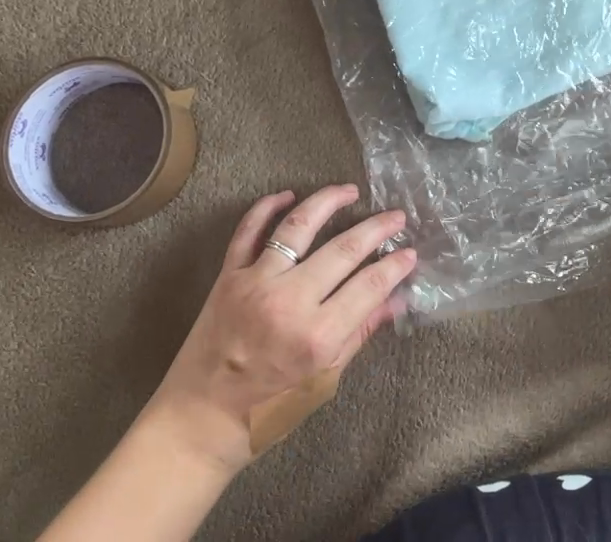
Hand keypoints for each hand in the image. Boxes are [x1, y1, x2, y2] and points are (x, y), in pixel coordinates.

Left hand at [143, 184, 416, 472]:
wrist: (200, 419)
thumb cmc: (269, 409)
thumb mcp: (324, 380)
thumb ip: (359, 333)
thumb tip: (397, 301)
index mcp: (317, 337)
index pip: (369, 286)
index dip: (394, 266)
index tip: (410, 252)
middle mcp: (289, 302)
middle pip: (343, 250)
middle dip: (376, 228)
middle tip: (396, 216)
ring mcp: (256, 283)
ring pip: (297, 227)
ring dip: (327, 202)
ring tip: (349, 191)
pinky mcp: (229, 275)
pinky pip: (249, 230)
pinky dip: (267, 207)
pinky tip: (288, 195)